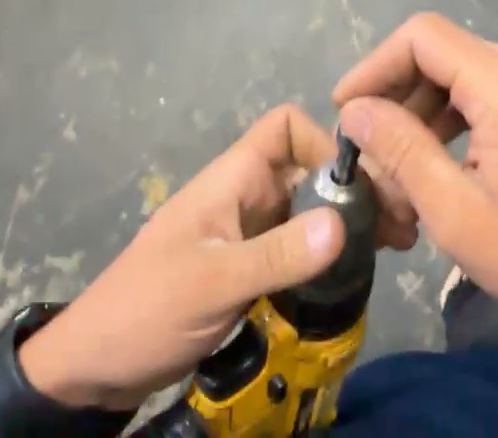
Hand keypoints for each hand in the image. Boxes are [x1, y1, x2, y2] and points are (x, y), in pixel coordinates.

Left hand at [16, 105, 399, 411]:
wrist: (96, 369)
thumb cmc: (146, 309)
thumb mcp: (211, 282)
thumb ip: (276, 255)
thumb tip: (343, 223)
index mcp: (233, 179)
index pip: (285, 128)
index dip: (323, 142)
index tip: (358, 184)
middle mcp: (248, 195)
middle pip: (311, 168)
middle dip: (357, 186)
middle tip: (401, 222)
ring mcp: (253, 231)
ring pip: (312, 207)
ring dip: (352, 219)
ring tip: (395, 244)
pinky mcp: (256, 266)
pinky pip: (304, 243)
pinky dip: (334, 249)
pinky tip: (363, 267)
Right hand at [334, 14, 497, 436]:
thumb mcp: (456, 209)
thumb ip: (402, 150)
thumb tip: (355, 111)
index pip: (419, 36)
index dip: (373, 66)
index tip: (344, 115)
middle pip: (437, 56)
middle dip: (395, 101)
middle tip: (369, 161)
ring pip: (458, 81)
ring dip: (421, 120)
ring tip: (399, 181)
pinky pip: (484, 100)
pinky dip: (451, 128)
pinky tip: (438, 176)